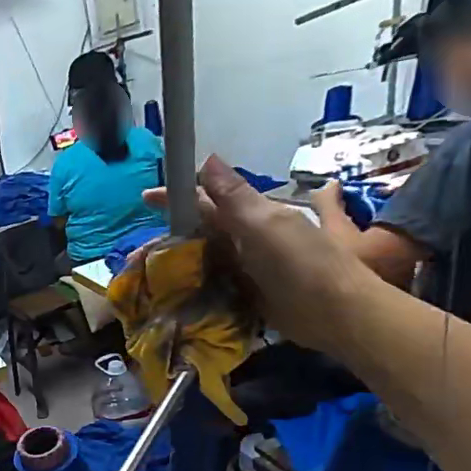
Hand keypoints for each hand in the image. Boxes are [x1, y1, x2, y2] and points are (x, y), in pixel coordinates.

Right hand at [142, 156, 379, 352]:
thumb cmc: (302, 263)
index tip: (144, 198)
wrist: (336, 313)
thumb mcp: (265, 224)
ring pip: (197, 261)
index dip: (175, 196)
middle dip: (164, 241)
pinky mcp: (241, 295)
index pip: (203, 201)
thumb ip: (233, 195)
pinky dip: (185, 290)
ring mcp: (241, 268)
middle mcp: (242, 240)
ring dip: (170, 269)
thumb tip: (206, 157)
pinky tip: (164, 298)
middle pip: (195, 234)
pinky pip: (205, 287)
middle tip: (134, 259)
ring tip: (142, 281)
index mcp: (248, 217)